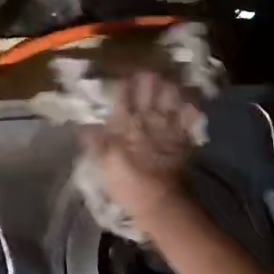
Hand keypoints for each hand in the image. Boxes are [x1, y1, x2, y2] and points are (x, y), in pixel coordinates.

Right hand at [80, 71, 200, 222]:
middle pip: (151, 88)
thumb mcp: (101, 163)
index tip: (125, 73)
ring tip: (170, 79)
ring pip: (172, 96)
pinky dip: (191, 107)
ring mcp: (169, 126)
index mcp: (125, 121)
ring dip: (171, 86)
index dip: (126, 80)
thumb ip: (93, 141)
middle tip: (148, 71)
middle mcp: (148, 118)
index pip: (125, 92)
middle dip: (150, 77)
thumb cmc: (126, 183)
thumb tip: (82, 124)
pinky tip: (191, 102)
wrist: (159, 201)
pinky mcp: (184, 138)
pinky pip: (191, 116)